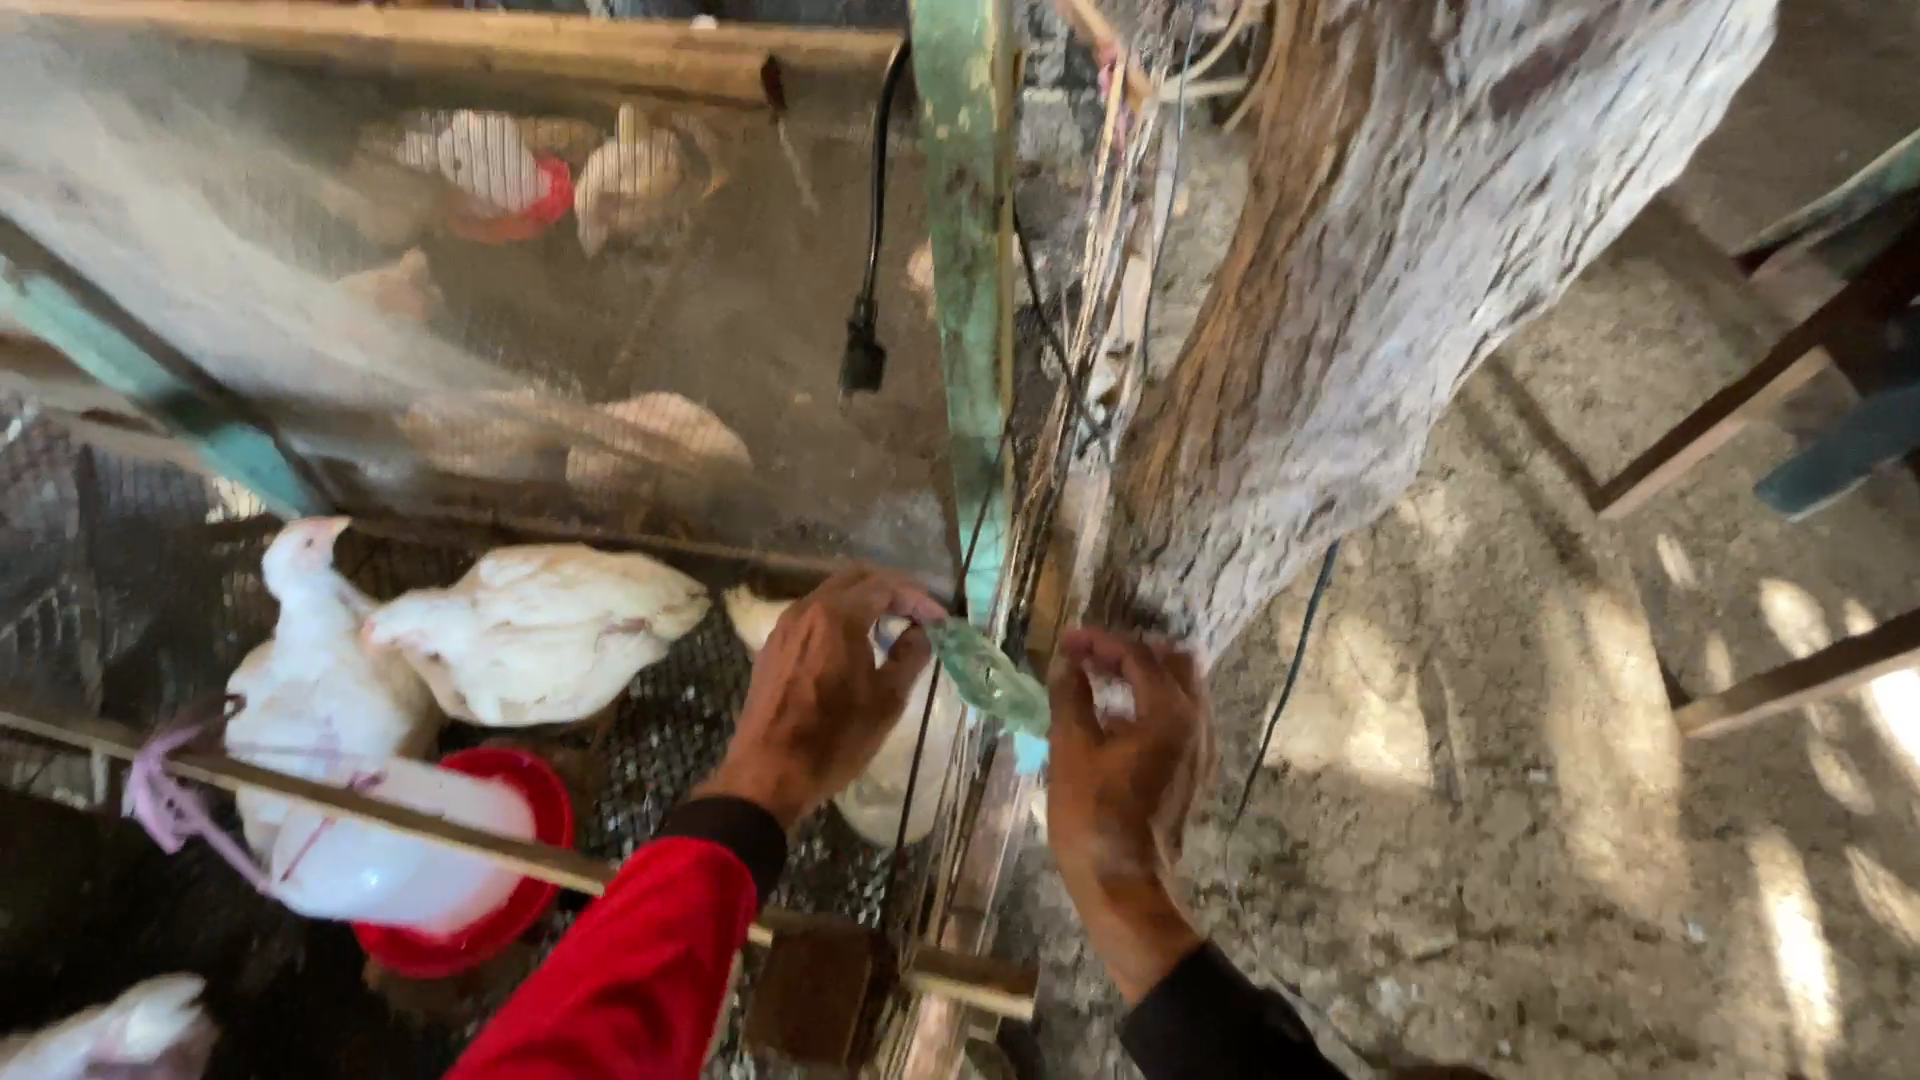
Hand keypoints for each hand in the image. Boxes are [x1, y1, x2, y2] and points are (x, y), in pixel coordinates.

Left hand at [700, 567, 946, 829]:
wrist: (768, 774)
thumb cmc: (835, 738)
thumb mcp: (887, 699)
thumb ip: (910, 656)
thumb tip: (922, 632)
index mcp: (837, 616)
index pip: (886, 586)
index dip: (919, 599)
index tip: (941, 621)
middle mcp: (807, 609)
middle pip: (857, 579)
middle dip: (892, 591)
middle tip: (919, 615)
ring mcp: (785, 626)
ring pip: (832, 594)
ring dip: (865, 603)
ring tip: (892, 629)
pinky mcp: (773, 647)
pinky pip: (814, 616)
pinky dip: (841, 618)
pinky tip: (855, 646)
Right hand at [1047, 627, 1213, 1001]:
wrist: (1125, 884)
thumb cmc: (1093, 815)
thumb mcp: (1071, 749)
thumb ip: (1071, 696)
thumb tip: (1068, 664)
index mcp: (1169, 713)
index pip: (1138, 655)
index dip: (1099, 642)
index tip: (1067, 642)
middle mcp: (1198, 723)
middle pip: (1173, 662)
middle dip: (1130, 651)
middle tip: (1089, 656)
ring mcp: (1202, 749)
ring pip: (1182, 689)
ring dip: (1143, 676)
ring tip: (1099, 680)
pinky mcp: (1196, 770)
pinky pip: (1182, 716)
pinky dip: (1153, 702)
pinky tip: (1116, 718)